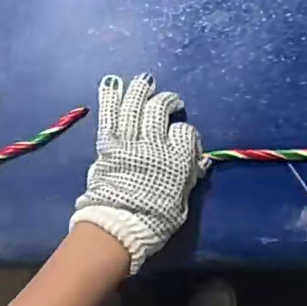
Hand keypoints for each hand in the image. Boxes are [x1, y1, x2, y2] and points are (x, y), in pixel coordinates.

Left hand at [70, 74, 206, 273]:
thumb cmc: (153, 219)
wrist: (118, 225)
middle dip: (165, 101)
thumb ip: (188, 176)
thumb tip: (198, 160)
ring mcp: (128, 143)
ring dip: (139, 91)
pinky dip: (109, 97)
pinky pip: (109, 116)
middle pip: (159, 112)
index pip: (184, 133)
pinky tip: (111, 82)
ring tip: (144, 80)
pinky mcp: (107, 145)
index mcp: (177, 160)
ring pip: (134, 108)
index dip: (183, 132)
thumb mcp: (181, 200)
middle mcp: (153, 145)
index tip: (180, 136)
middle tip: (168, 99)